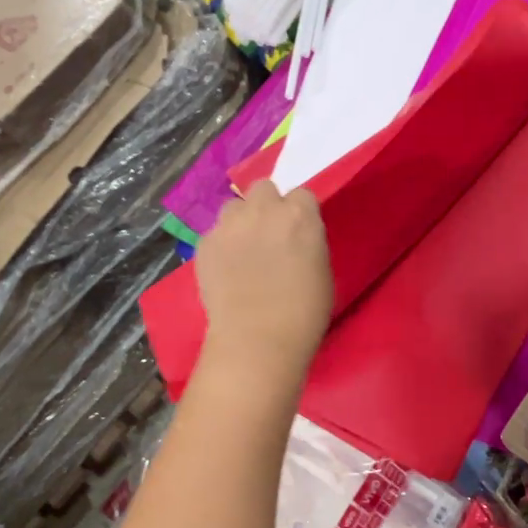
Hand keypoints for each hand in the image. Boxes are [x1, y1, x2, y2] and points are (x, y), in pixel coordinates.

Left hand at [195, 181, 331, 370]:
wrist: (257, 339)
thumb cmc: (304, 313)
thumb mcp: (323, 271)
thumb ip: (309, 243)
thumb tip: (296, 241)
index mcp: (300, 216)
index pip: (302, 194)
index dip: (301, 212)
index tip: (301, 232)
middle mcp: (263, 210)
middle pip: (263, 188)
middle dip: (268, 205)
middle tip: (271, 234)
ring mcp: (228, 225)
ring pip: (234, 207)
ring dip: (242, 221)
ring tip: (245, 249)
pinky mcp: (204, 244)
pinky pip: (215, 233)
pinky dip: (222, 245)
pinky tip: (227, 270)